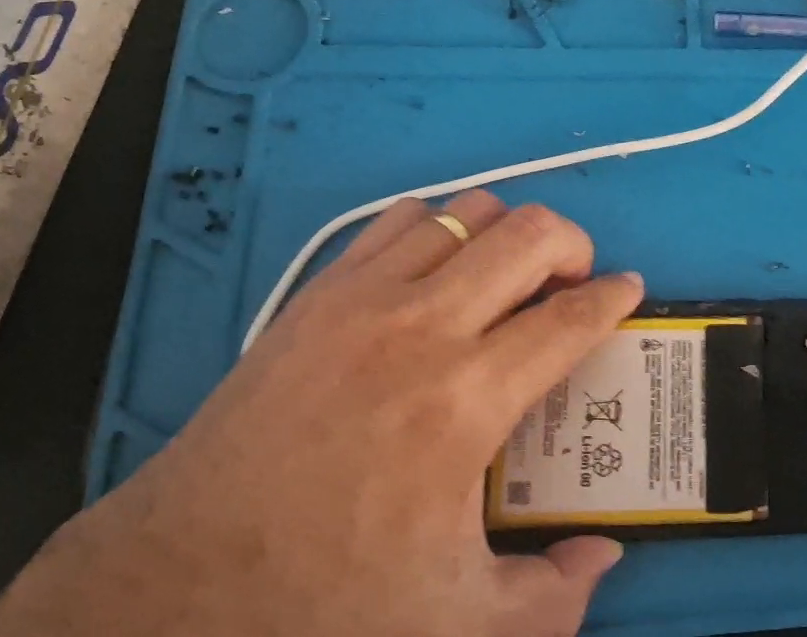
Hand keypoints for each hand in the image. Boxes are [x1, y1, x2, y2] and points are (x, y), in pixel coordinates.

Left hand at [0, 192, 642, 636]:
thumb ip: (553, 598)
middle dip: (573, 246)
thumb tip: (603, 552)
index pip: (570, 318)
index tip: (629, 291)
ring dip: (504, 233)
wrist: (178, 585)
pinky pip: (397, 222)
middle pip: (529, 234)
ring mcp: (364, 299)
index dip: (613, 297)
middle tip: (574, 283)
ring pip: (465, 211)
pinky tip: (435, 273)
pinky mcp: (316, 295)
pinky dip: (437, 228)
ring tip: (506, 277)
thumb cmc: (324, 600)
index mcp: (468, 400)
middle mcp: (424, 327)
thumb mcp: (458, 626)